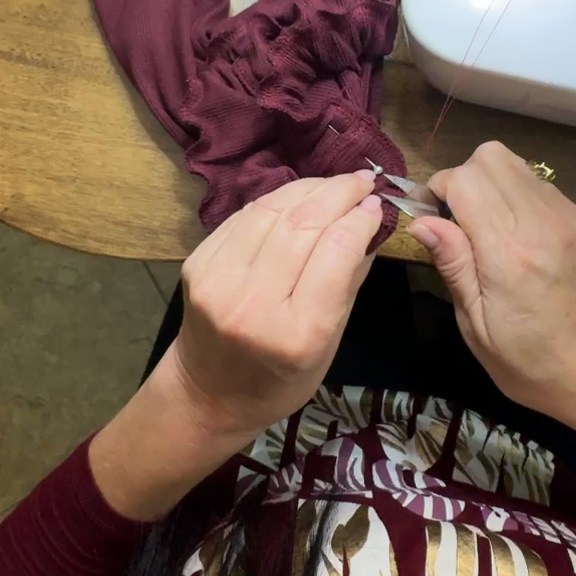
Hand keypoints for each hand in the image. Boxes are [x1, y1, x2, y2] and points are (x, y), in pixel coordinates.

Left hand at [159, 172, 383, 444]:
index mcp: (298, 333)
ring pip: (271, 210)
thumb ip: (349, 281)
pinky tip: (298, 196)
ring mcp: (218, 280)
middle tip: (364, 180)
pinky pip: (244, 216)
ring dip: (309, 188)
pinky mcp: (197, 263)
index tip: (377, 203)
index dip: (360, 218)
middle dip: (339, 193)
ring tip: (335, 183)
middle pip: (304, 224)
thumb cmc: (279, 380)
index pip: (336, 251)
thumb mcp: (330, 344)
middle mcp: (254, 303)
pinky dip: (276, 200)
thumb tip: (370, 222)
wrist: (206, 395)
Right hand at [409, 142, 575, 427]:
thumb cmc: (531, 364)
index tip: (433, 220)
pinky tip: (513, 233)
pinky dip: (513, 194)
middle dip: (462, 179)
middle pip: (488, 157)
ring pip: (513, 162)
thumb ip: (453, 265)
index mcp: (509, 253)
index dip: (438, 191)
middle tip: (456, 220)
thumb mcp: (476, 326)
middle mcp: (542, 222)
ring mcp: (567, 216)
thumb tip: (421, 221)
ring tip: (484, 225)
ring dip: (488, 183)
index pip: (464, 180)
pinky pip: (535, 182)